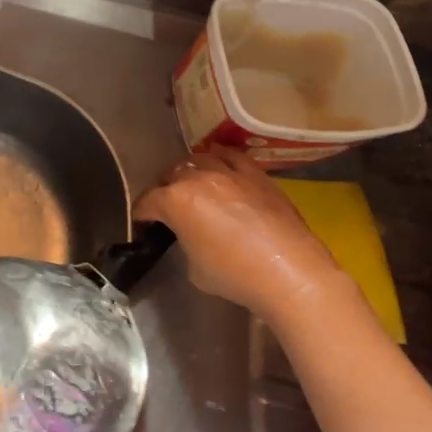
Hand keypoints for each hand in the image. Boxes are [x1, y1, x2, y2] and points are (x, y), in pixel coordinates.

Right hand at [135, 150, 347, 322]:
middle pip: (170, 175)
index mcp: (174, 200)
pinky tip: (218, 164)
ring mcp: (228, 172)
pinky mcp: (256, 174)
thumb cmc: (235, 275)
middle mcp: (197, 178)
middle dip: (164, 190)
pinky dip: (219, 159)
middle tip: (169, 209)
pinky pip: (231, 156)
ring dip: (190, 172)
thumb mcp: (193, 267)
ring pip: (198, 160)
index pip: (147, 202)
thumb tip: (190, 235)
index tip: (143, 226)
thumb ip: (184, 241)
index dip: (141, 215)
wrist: (290, 273)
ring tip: (192, 185)